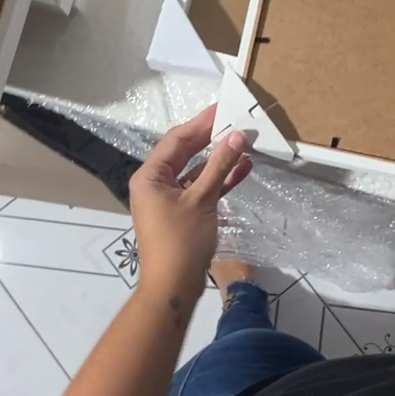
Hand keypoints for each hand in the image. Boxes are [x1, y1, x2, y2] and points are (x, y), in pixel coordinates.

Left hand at [129, 107, 252, 295]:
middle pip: (186, 152)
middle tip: (235, 119)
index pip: (177, 140)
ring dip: (219, 159)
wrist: (173, 287)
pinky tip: (243, 167)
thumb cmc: (181, 242)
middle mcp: (156, 184)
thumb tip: (236, 136)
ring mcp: (170, 199)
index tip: (222, 108)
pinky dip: (220, 179)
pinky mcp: (184, 213)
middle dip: (211, 138)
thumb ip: (219, 166)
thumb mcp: (201, 200)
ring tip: (244, 142)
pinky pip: (202, 188)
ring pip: (196, 170)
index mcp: (150, 176)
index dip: (201, 123)